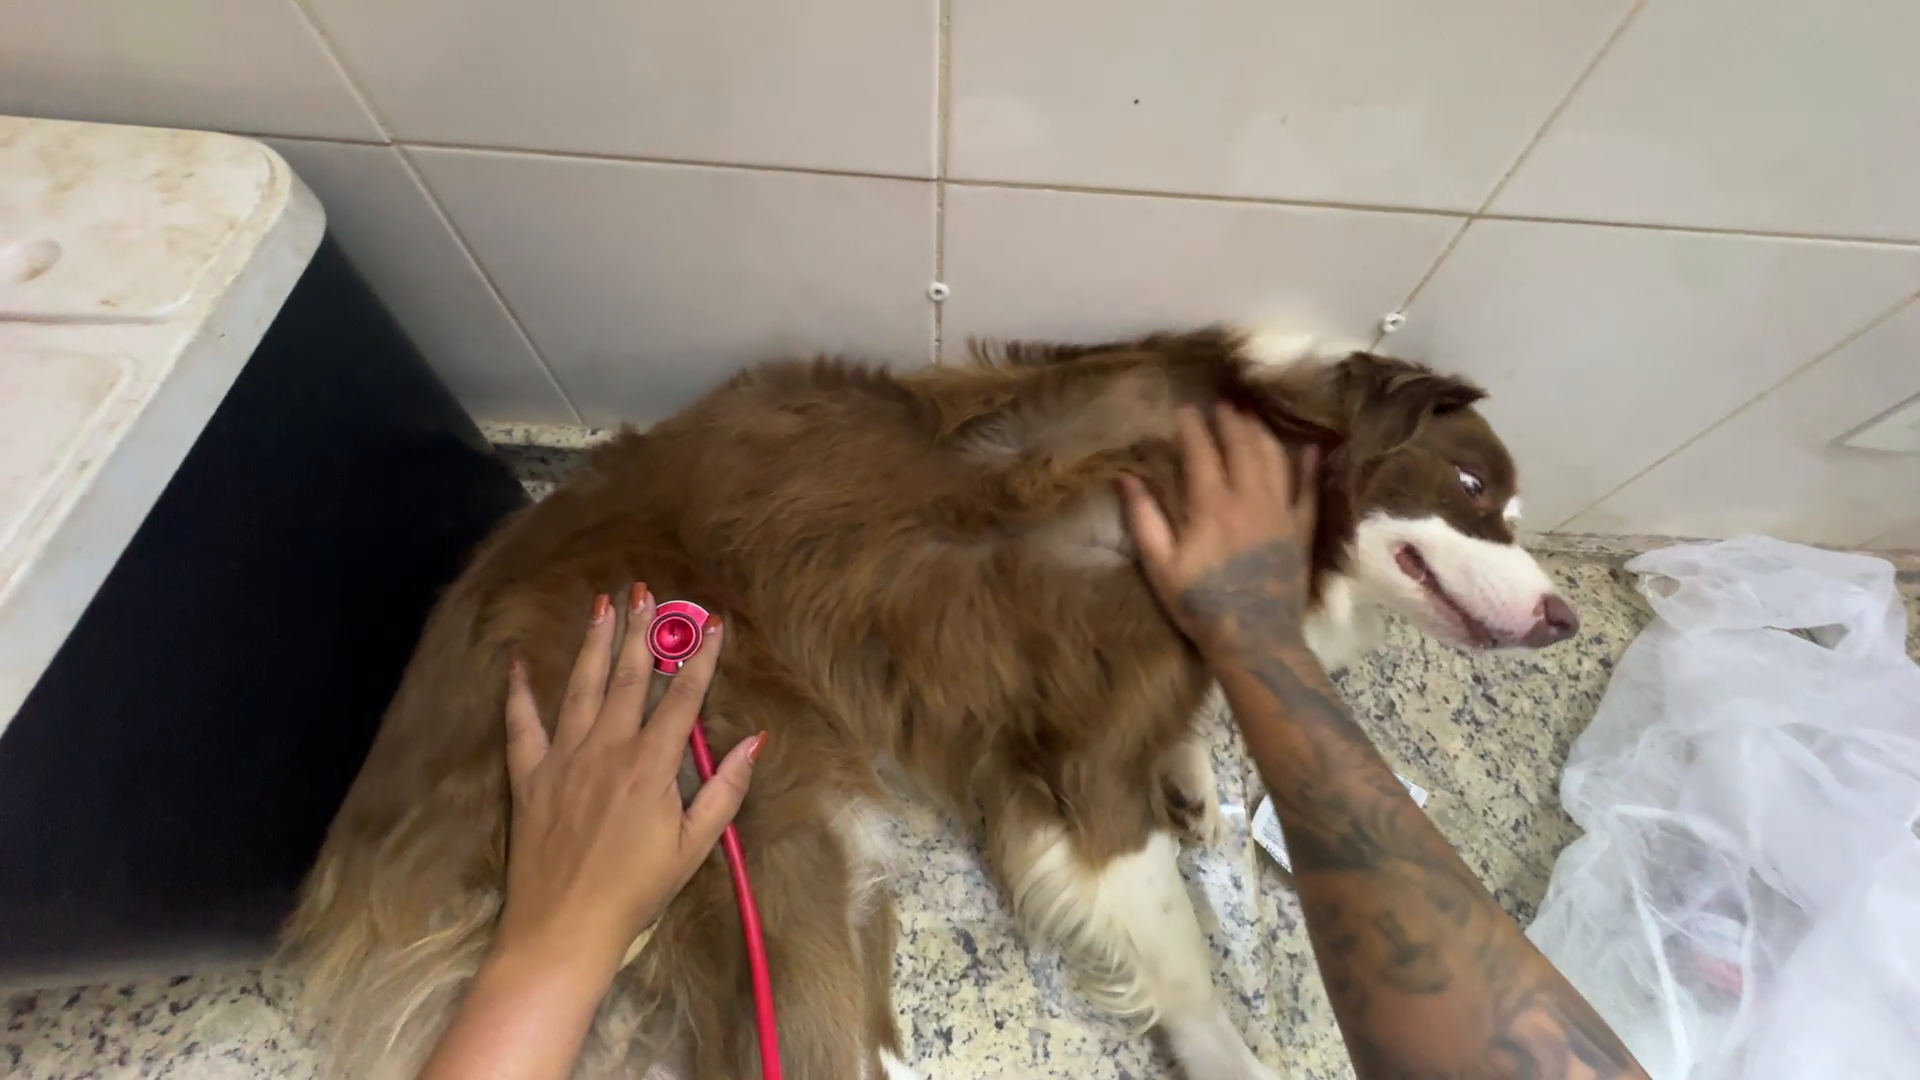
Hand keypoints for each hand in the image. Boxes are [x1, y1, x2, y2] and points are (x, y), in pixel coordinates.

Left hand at [496, 586, 763, 976]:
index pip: (683, 697)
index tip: (714, 625)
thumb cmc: (637, 889)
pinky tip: (519, 661)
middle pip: (628, 677)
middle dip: (640, 631)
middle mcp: (607, 749)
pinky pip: (522, 725)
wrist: (562, 931)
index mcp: (651, 765)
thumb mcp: (696, 844)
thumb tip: (756, 740)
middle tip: (645, 591)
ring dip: (593, 643)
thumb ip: (726, 788)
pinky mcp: (530, 776)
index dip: (702, 658)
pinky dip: (520, 691)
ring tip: (602, 604)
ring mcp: (563, 759)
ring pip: (581, 687)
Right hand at [1117, 404, 1319, 658]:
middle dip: (1230, 420)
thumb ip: (1143, 519)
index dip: (1193, 427)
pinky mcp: (1301, 530)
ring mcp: (1281, 512)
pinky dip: (1309, 465)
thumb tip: (1126, 478)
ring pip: (1275, 458)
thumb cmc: (1199, 604)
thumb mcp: (1160, 566)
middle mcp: (1250, 499)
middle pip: (1242, 446)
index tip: (1185, 408)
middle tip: (1221, 402)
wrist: (1254, 639)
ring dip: (1262, 432)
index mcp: (1211, 506)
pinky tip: (1308, 447)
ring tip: (1251, 416)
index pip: (1202, 452)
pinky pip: (1309, 489)